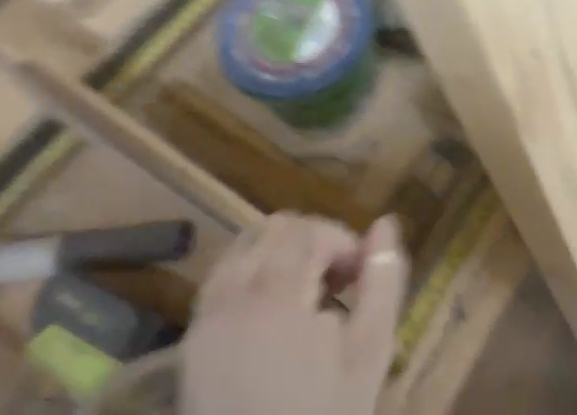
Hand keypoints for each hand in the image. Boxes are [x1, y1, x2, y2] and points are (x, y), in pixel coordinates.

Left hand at [182, 212, 407, 414]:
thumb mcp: (370, 351)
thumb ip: (383, 281)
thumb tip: (386, 224)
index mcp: (279, 294)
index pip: (310, 231)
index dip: (342, 242)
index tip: (360, 277)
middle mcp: (233, 294)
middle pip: (275, 229)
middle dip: (313, 242)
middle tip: (337, 284)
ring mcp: (206, 317)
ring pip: (243, 247)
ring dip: (280, 254)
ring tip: (305, 296)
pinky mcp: (191, 342)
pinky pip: (221, 278)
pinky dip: (250, 276)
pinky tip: (271, 315)